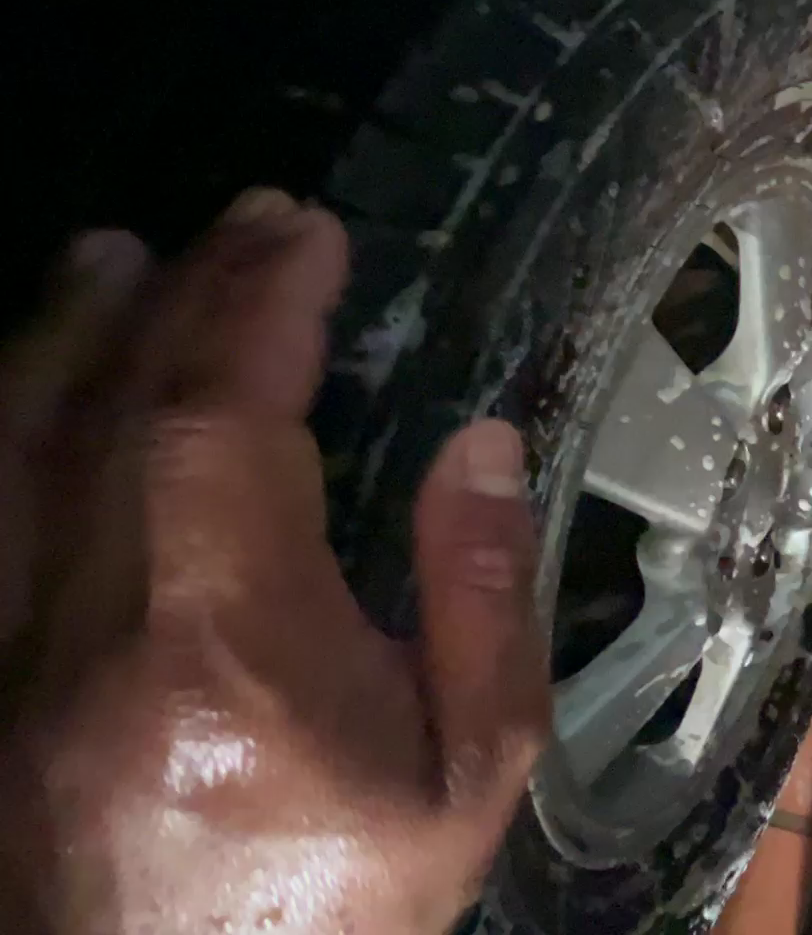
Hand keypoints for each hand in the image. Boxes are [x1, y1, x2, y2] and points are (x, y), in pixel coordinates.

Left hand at [0, 190, 547, 934]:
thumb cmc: (366, 883)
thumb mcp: (482, 752)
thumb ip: (484, 594)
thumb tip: (485, 445)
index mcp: (230, 649)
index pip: (225, 430)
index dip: (262, 312)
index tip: (310, 240)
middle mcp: (78, 641)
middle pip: (108, 420)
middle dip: (184, 297)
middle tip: (250, 221)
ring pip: (6, 459)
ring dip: (70, 336)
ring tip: (124, 253)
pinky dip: (10, 424)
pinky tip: (40, 379)